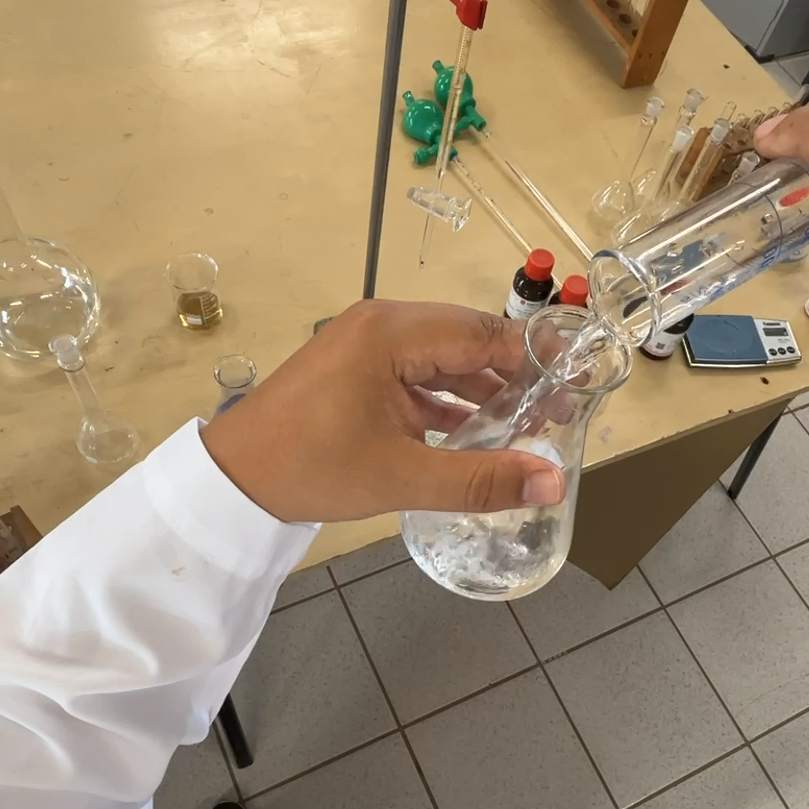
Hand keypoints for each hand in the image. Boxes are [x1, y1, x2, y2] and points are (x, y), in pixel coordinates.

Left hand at [199, 300, 566, 522]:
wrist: (232, 480)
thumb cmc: (312, 469)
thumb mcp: (401, 478)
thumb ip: (481, 480)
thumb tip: (553, 483)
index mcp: (392, 333)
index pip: (485, 334)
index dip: (536, 360)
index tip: (576, 388)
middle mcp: (383, 325)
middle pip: (468, 341)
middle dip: (514, 377)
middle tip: (557, 414)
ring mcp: (367, 346)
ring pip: (443, 359)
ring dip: (482, 392)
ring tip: (526, 427)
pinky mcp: (358, 370)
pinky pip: (417, 377)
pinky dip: (448, 402)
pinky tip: (476, 433)